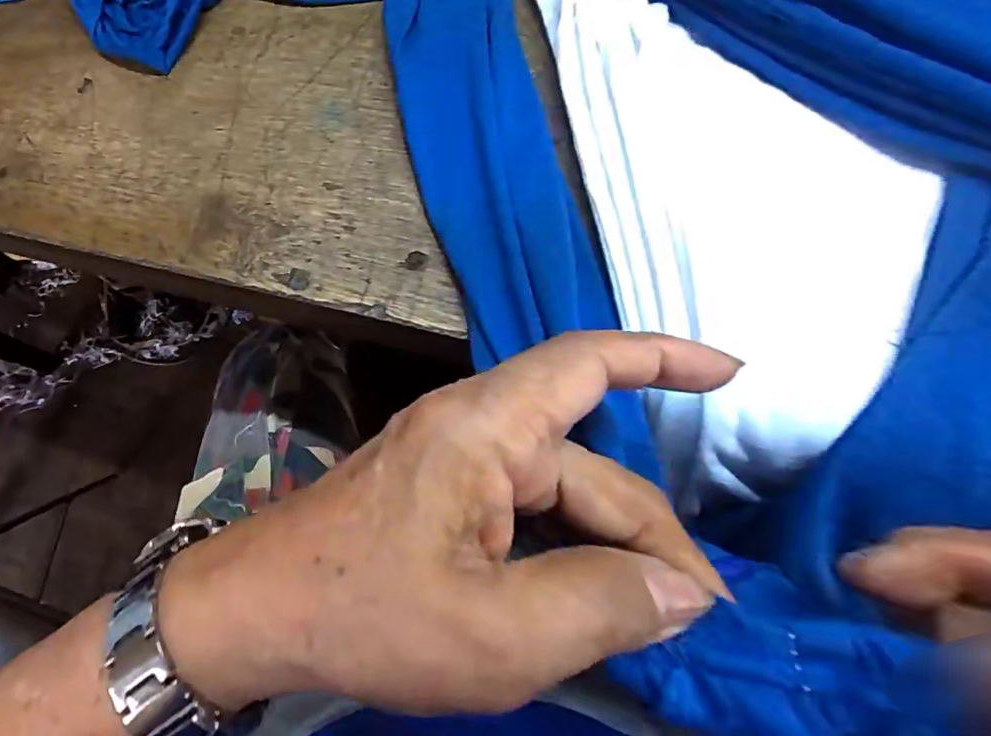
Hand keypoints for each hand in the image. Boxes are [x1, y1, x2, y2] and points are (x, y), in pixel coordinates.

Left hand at [158, 331, 739, 715]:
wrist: (262, 606)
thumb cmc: (368, 613)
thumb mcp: (495, 633)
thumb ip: (598, 605)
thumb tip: (681, 592)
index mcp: (482, 428)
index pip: (583, 365)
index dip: (659, 357)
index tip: (729, 370)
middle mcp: (471, 425)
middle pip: (585, 463)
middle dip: (648, 531)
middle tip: (702, 613)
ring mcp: (453, 456)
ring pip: (557, 490)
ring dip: (607, 545)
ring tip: (655, 614)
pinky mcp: (440, 488)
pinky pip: (523, 505)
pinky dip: (565, 546)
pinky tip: (590, 594)